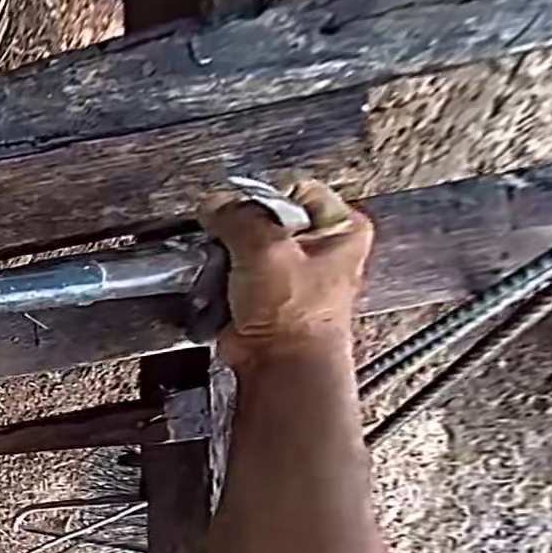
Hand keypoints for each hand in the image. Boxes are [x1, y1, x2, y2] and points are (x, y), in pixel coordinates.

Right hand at [200, 179, 373, 370]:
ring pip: (241, 251)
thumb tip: (213, 202)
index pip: (295, 193)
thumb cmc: (293, 311)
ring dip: (221, 262)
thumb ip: (239, 221)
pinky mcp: (257, 296)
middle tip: (223, 248)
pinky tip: (214, 291)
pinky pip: (229, 277)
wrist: (277, 359)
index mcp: (338, 227)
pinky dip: (216, 282)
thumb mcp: (267, 251)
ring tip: (219, 274)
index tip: (233, 216)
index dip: (260, 201)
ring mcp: (284, 274)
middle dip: (234, 235)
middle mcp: (315, 248)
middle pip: (263, 223)